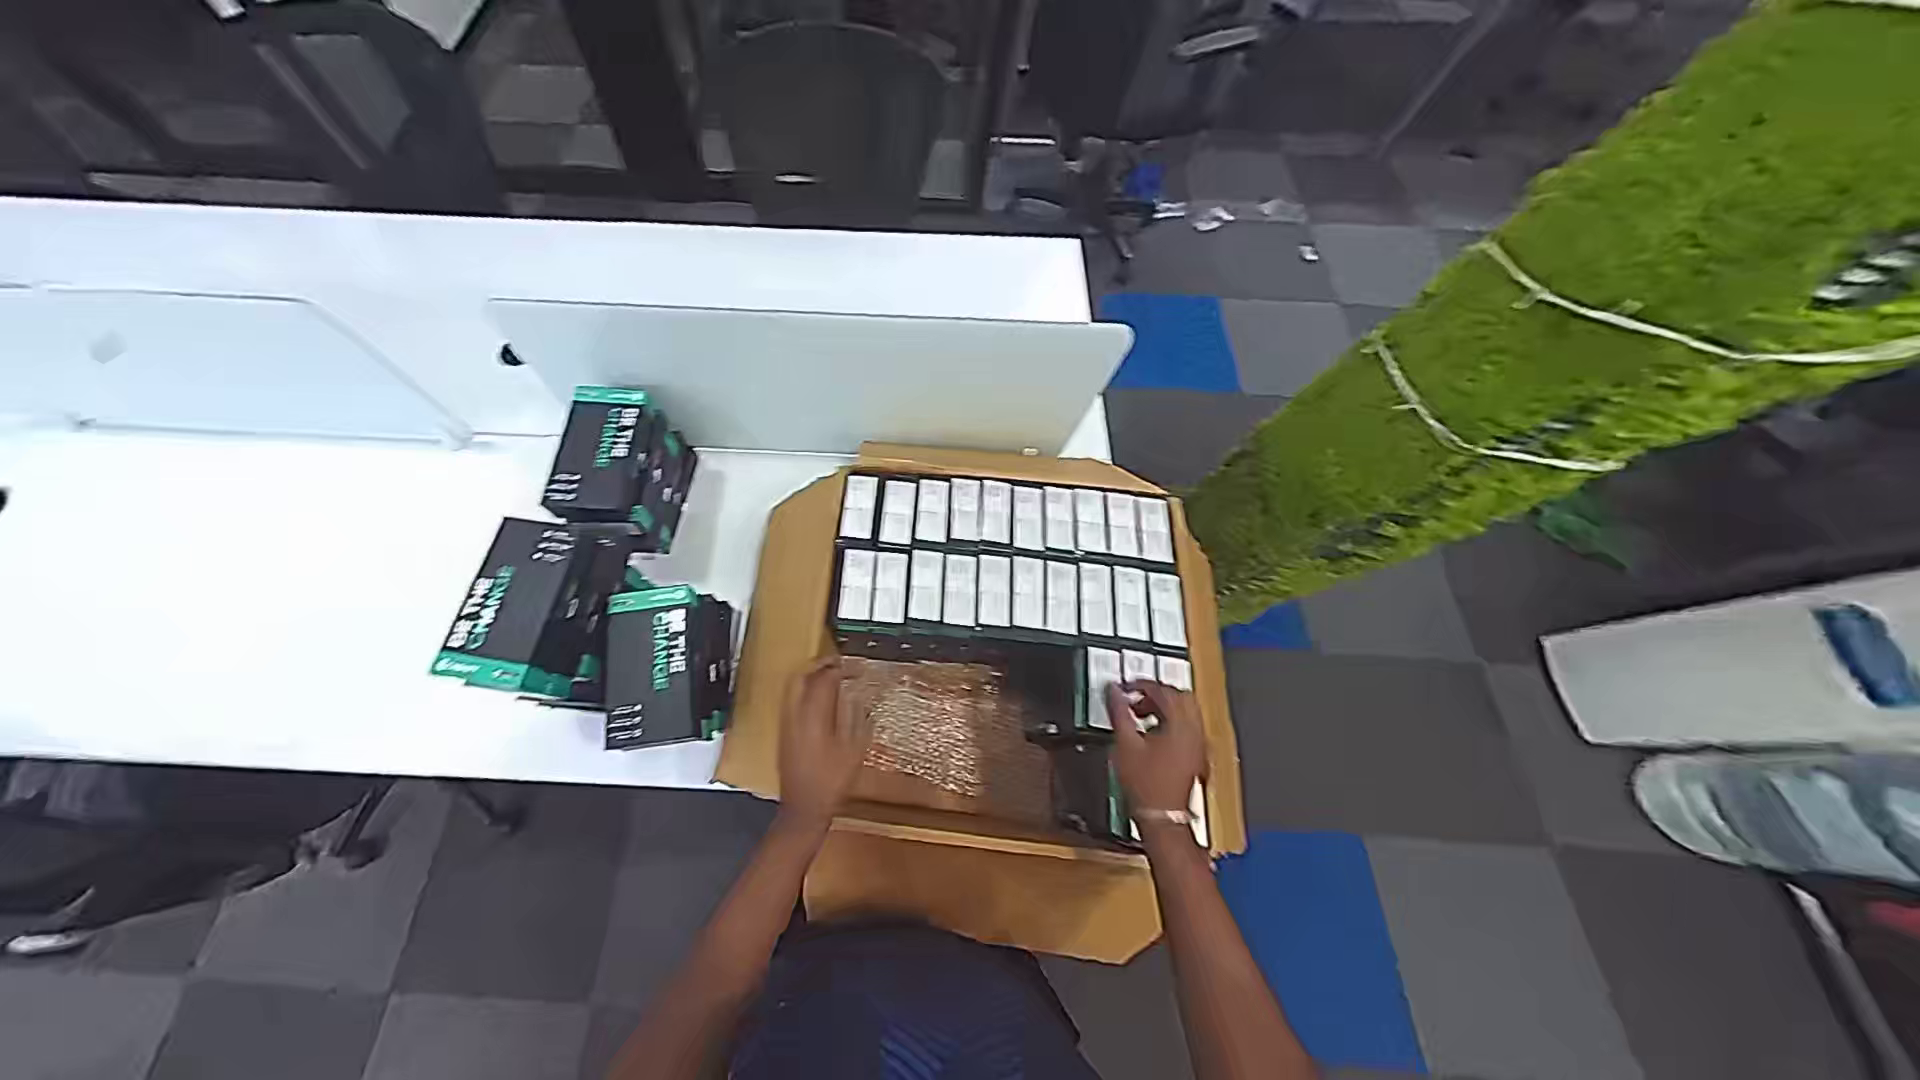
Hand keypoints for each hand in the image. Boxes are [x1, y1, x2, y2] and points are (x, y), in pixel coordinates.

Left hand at [778, 655, 872, 828]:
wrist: (804, 808)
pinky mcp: (784, 733)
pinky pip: (792, 701)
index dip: (841, 669)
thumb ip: (857, 717)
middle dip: (820, 665)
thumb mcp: (854, 749)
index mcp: (814, 717)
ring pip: (794, 688)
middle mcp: (795, 715)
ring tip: (831, 676)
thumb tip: (861, 695)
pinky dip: (806, 691)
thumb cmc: (832, 781)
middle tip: (838, 662)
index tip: (855, 667)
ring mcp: (786, 724)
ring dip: (811, 676)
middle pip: (802, 677)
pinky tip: (821, 700)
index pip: (824, 680)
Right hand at [1108, 681, 1207, 822]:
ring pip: (1186, 713)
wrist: (1162, 819)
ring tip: (1139, 715)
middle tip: (1135, 698)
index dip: (1142, 685)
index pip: (1165, 691)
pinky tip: (1151, 734)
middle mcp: (1196, 733)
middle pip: (1181, 697)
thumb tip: (1113, 692)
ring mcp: (1199, 746)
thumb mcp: (1125, 744)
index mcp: (1181, 726)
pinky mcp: (1197, 758)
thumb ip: (1119, 712)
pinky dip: (1170, 723)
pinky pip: (1188, 728)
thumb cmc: (1147, 787)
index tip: (1125, 687)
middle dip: (1157, 694)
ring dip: (1164, 708)